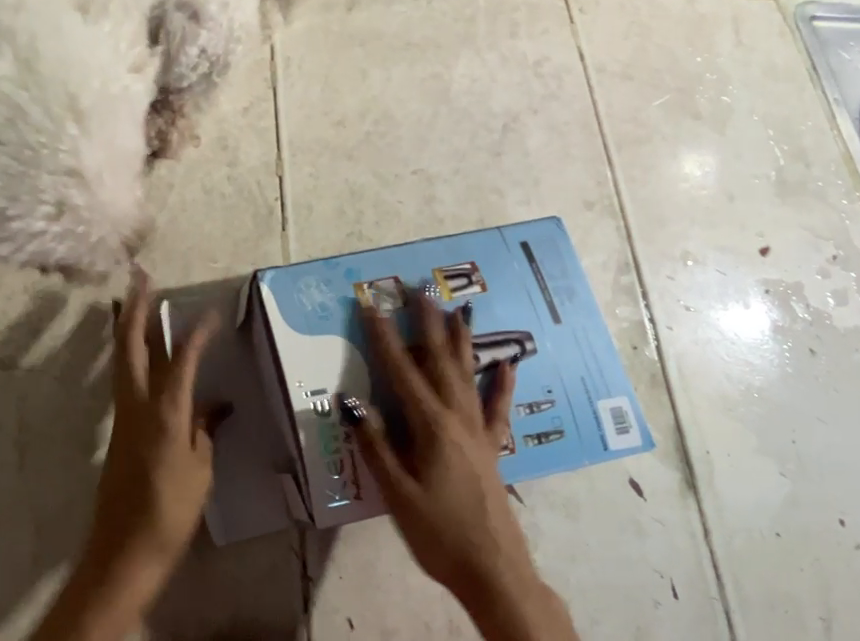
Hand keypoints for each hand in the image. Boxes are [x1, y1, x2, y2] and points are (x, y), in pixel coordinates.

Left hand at [85, 266, 224, 576]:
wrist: (124, 550)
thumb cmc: (170, 512)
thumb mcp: (201, 471)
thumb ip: (206, 431)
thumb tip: (218, 404)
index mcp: (164, 413)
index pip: (181, 359)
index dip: (197, 333)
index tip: (212, 310)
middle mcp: (137, 404)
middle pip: (131, 345)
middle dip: (135, 308)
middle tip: (141, 276)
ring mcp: (123, 415)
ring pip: (121, 358)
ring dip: (126, 325)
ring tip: (131, 299)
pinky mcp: (118, 429)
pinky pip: (123, 377)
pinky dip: (129, 353)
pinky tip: (138, 351)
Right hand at [345, 295, 577, 640]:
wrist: (494, 571)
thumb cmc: (439, 534)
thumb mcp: (398, 493)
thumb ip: (376, 445)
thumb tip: (351, 401)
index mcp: (431, 426)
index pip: (401, 370)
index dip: (384, 336)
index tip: (371, 303)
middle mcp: (457, 418)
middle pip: (439, 360)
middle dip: (426, 322)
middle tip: (416, 287)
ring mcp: (478, 432)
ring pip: (467, 374)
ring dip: (459, 340)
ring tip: (457, 309)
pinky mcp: (492, 449)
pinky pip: (497, 408)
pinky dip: (502, 383)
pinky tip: (507, 365)